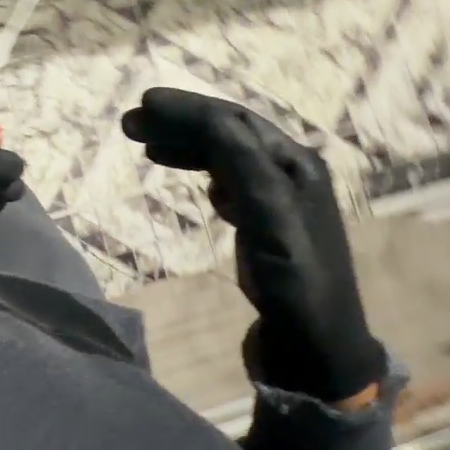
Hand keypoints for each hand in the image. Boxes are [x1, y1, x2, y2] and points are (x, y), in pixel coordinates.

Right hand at [121, 88, 382, 402]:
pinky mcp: (268, 223)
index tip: (143, 103)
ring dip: (187, 146)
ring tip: (147, 148)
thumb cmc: (294, 281)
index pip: (233, 121)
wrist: (318, 346)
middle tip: (130, 124)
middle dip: (180, 123)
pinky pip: (231, 180)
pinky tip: (189, 179)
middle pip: (228, 133)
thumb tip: (208, 118)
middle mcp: (290, 172)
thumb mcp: (269, 217)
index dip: (187, 108)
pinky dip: (202, 170)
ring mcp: (280, 198)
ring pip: (226, 156)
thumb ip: (242, 164)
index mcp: (293, 164)